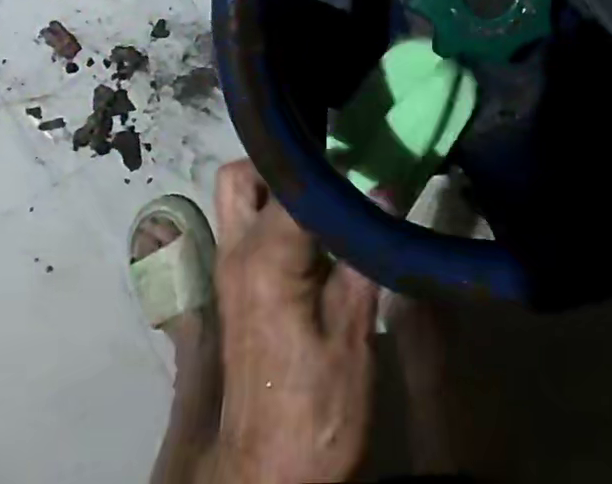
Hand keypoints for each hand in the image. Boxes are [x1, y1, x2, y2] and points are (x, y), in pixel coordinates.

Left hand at [203, 162, 377, 483]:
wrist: (269, 471)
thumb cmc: (317, 410)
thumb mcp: (352, 337)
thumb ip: (363, 258)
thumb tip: (385, 192)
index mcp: (264, 258)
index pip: (292, 184)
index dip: (331, 165)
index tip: (364, 159)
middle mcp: (234, 253)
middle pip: (239, 176)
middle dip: (281, 165)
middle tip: (330, 173)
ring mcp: (226, 270)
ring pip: (234, 200)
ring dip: (271, 188)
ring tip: (323, 199)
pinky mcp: (231, 288)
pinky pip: (242, 228)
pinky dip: (270, 214)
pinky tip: (313, 235)